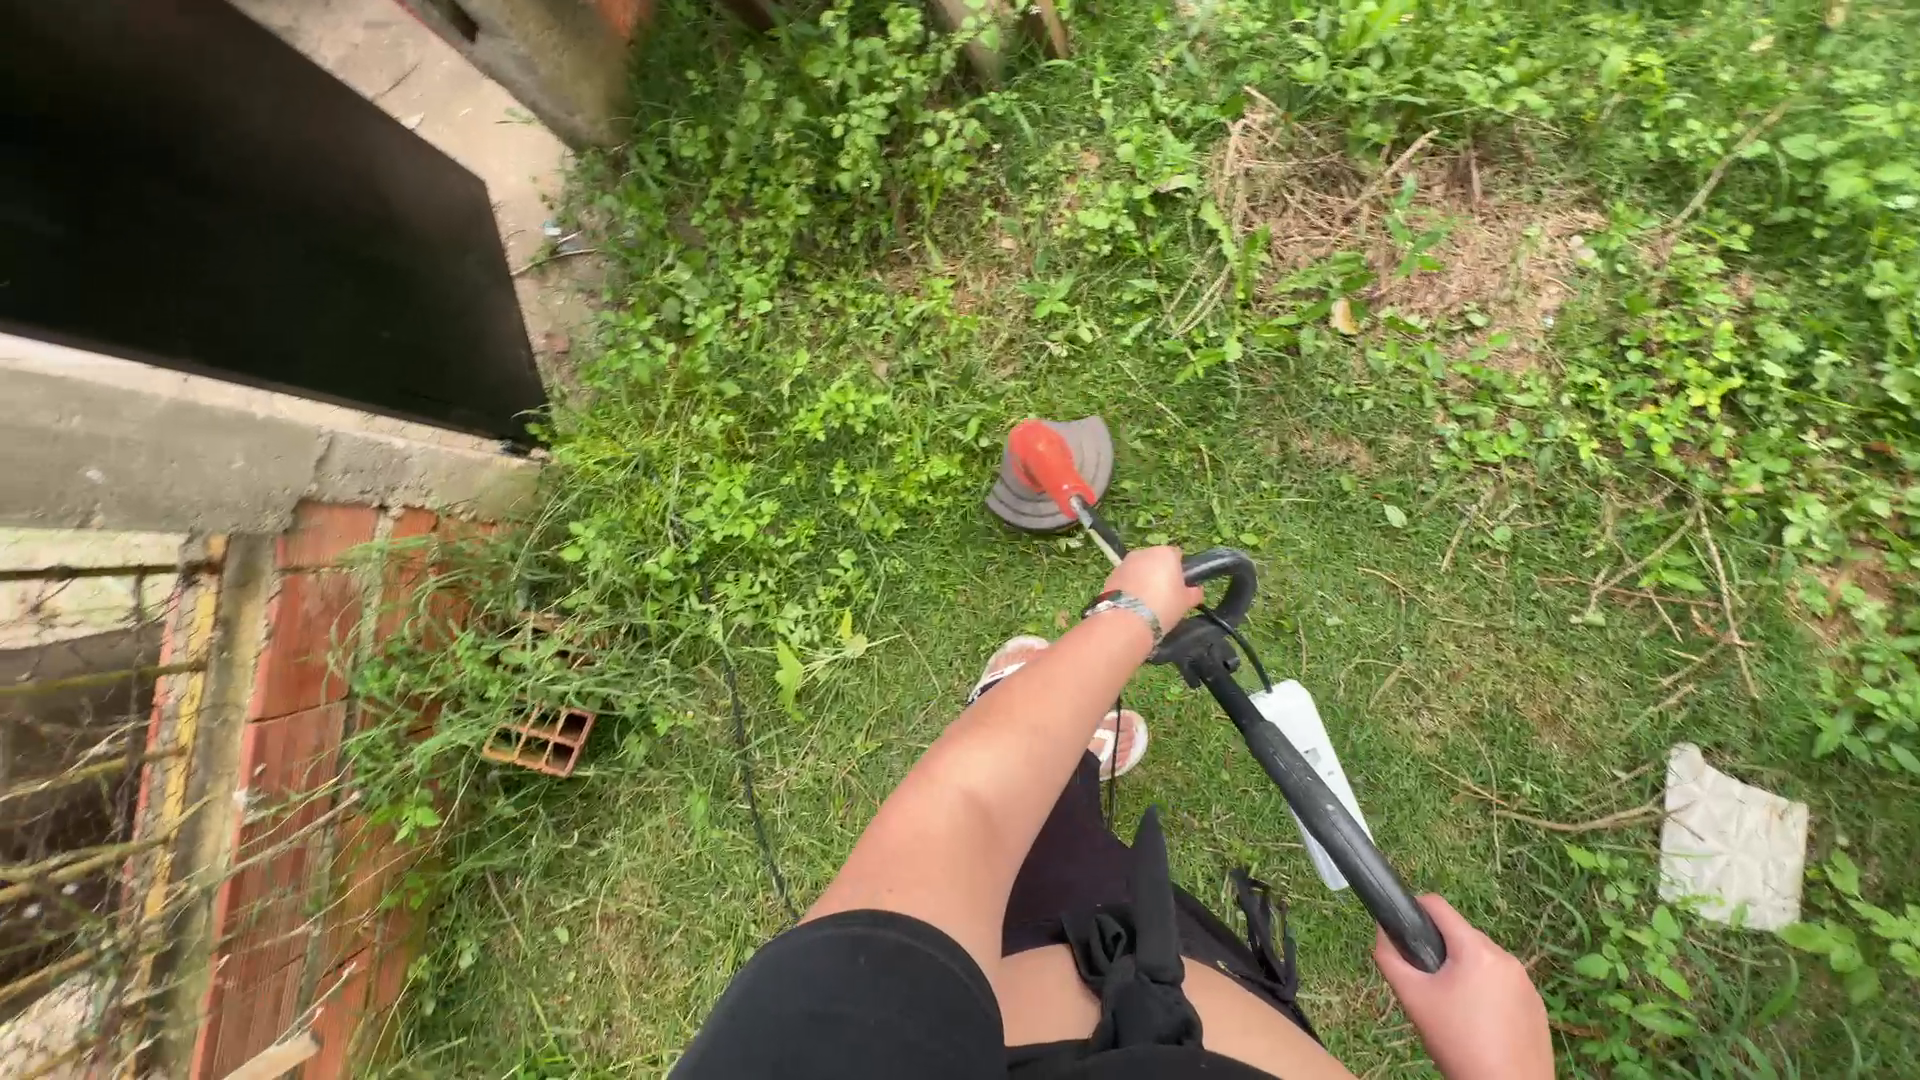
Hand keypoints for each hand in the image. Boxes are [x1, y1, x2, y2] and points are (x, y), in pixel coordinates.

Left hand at [1102, 546, 1204, 633]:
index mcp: (1165, 553)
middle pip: (1155, 561)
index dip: (1179, 570)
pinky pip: (1125, 580)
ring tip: (1146, 604)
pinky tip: (1132, 606)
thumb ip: (1193, 593)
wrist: (1127, 620)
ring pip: (1138, 570)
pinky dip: (1129, 588)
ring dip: (1142, 581)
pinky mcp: (1110, 576)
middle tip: (1164, 596)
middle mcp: (1143, 552)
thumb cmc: (1164, 606)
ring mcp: (1124, 563)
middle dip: (1159, 574)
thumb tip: (1196, 590)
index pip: (1176, 555)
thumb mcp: (1186, 602)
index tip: (1180, 587)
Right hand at [1375, 895, 1552, 1079]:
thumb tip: (1383, 929)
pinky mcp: (1538, 1006)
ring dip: (1464, 970)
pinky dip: (1486, 991)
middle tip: (1429, 983)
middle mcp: (1507, 958)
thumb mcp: (1411, 996)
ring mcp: (1527, 983)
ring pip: (1482, 959)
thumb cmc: (1456, 1042)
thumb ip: (1389, 955)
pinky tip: (1479, 1022)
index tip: (1404, 932)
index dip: (1414, 909)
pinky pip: (1502, 983)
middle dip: (1441, 950)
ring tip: (1454, 1006)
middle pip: (1460, 935)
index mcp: (1477, 950)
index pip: (1438, 906)